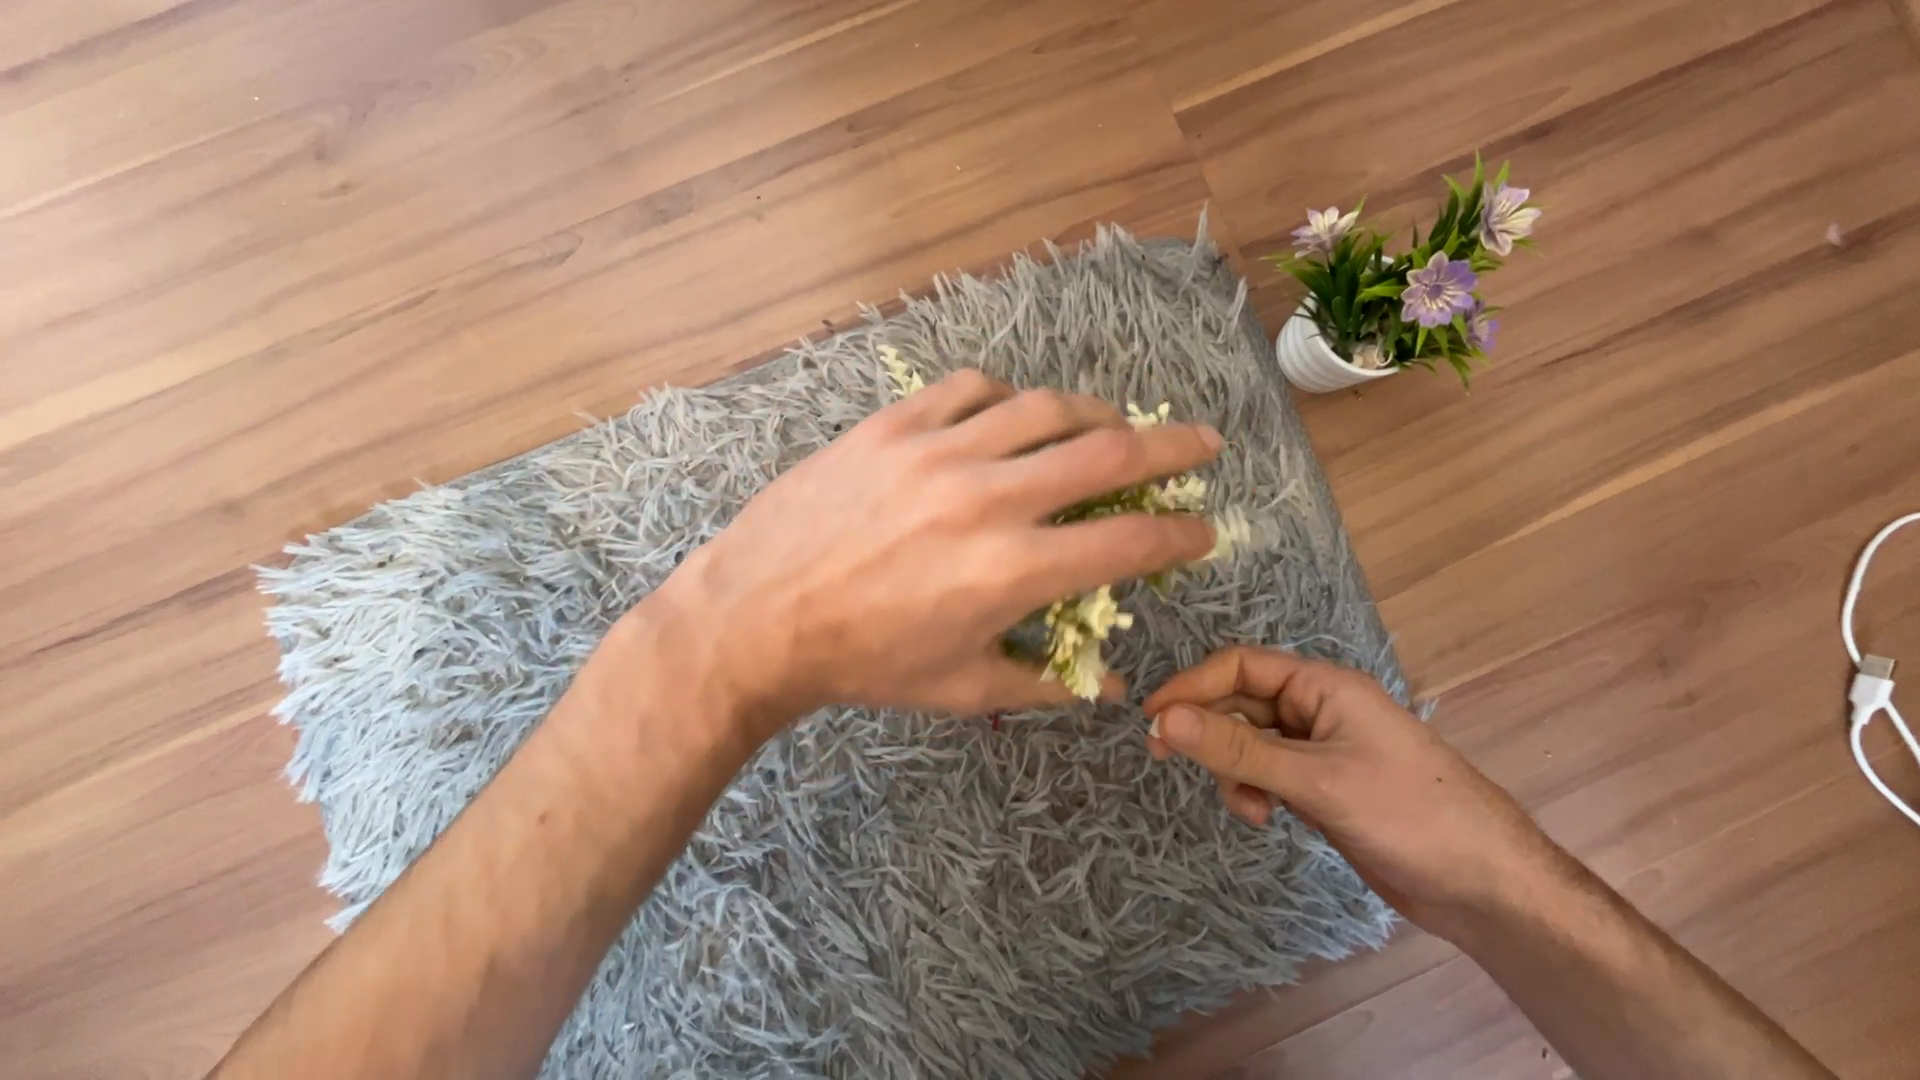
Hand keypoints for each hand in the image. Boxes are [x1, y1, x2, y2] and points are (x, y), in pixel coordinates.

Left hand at [646, 369, 1220, 730]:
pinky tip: (1011, 415)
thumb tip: (1107, 686)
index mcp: (1012, 571)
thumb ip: (1043, 683)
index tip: (1201, 530)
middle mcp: (988, 498)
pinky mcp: (893, 426)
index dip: (1180, 535)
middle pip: (1108, 454)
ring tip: (1114, 422)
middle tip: (1202, 443)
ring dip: (1095, 412)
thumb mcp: (960, 689)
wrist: (754, 618)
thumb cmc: (861, 663)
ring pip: (1045, 407)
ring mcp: (938, 451)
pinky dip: (1006, 398)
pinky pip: (970, 389)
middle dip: (1172, 448)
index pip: (1130, 543)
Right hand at [1143, 646, 1561, 937]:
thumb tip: (1163, 718)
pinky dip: (1255, 791)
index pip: (1239, 667)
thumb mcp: (1315, 778)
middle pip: (1240, 703)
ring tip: (1248, 806)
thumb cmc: (1407, 814)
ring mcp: (1321, 749)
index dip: (1190, 686)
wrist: (1486, 887)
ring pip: (1250, 743)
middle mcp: (1318, 709)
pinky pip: (1268, 773)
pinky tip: (1266, 818)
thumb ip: (1237, 748)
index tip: (1150, 719)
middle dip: (1206, 731)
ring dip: (1234, 769)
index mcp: (1322, 686)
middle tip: (1165, 759)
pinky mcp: (1323, 786)